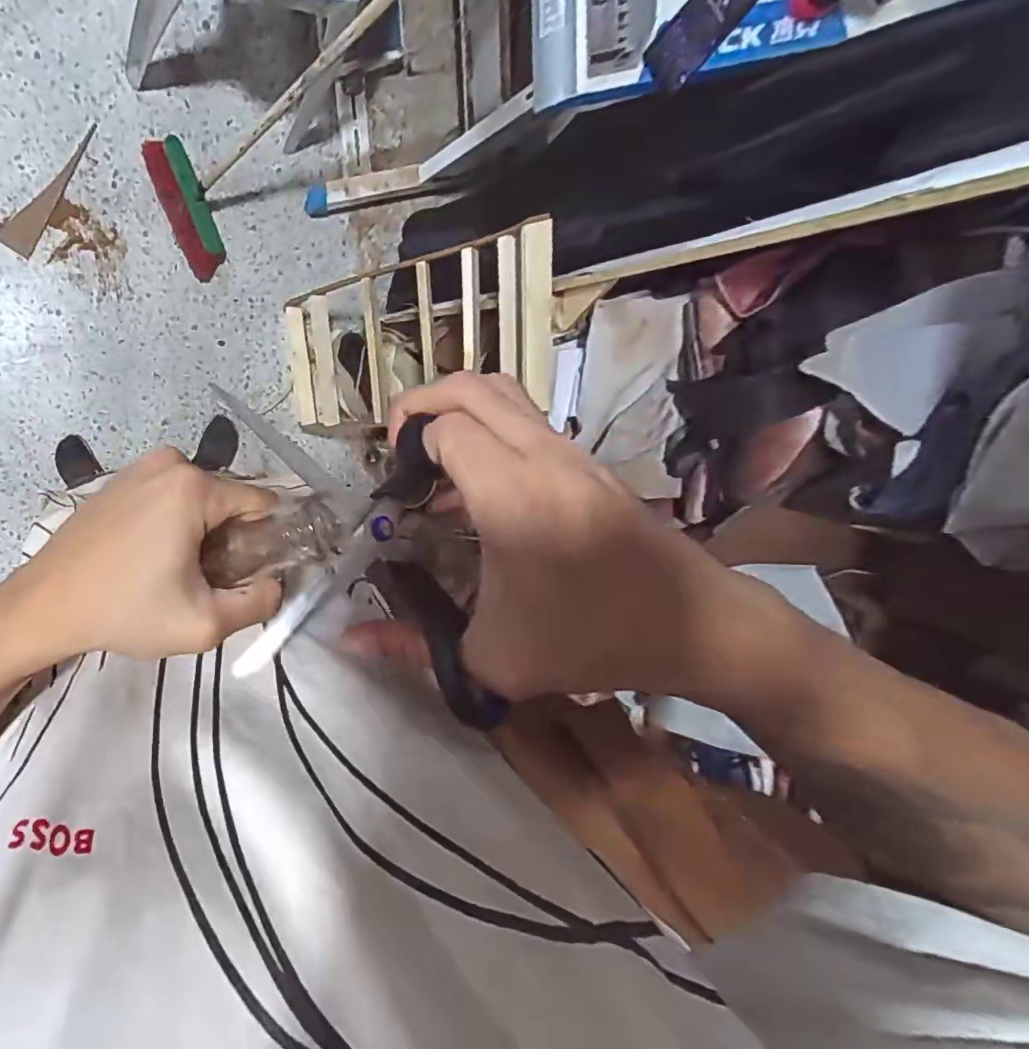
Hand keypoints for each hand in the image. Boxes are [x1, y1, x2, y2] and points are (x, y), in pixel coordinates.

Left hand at [0, 448, 283, 663]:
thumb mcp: (203, 624)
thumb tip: (277, 585)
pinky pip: (163, 497)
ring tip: (169, 572)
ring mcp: (135, 468)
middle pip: (226, 499)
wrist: (46, 603)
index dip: (264, 541)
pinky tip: (144, 558)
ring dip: (197, 531)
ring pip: (194, 499)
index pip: (261, 502)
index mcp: (193, 486)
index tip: (242, 576)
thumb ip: (258, 604)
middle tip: (200, 581)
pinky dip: (167, 523)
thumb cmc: (124, 611)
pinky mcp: (113, 482)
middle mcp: (167, 463)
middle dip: (227, 537)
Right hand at [384, 373, 769, 700]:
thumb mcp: (488, 658)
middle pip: (471, 388)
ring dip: (452, 411)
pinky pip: (522, 419)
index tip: (395, 490)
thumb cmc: (589, 643)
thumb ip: (408, 645)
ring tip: (426, 460)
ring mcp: (571, 455)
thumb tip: (346, 640)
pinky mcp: (586, 462)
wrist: (703, 630)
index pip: (446, 429)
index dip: (408, 447)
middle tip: (396, 451)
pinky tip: (468, 489)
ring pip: (501, 392)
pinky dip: (482, 428)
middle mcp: (544, 461)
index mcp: (515, 499)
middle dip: (419, 406)